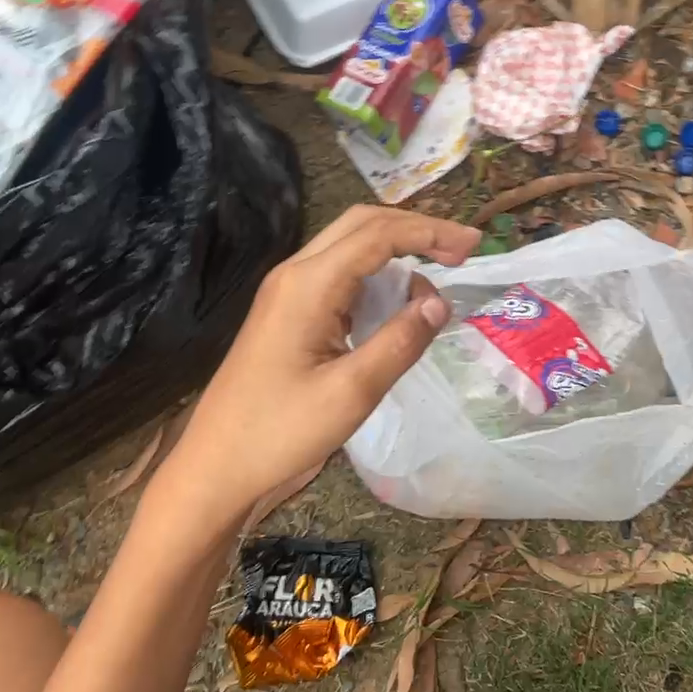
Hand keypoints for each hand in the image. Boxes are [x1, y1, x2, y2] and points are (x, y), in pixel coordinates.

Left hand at [154, 207, 479, 523]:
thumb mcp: (352, 392)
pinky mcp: (288, 313)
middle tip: (461, 253)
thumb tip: (440, 302)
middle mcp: (295, 275)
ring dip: (396, 253)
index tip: (474, 247)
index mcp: (308, 285)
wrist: (218, 465)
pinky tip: (397, 306)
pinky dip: (376, 278)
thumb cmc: (281, 431)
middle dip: (416, 230)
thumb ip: (400, 342)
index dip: (431, 234)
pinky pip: (339, 276)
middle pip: (362, 225)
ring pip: (350, 247)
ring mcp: (288, 293)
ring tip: (434, 287)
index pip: (379, 235)